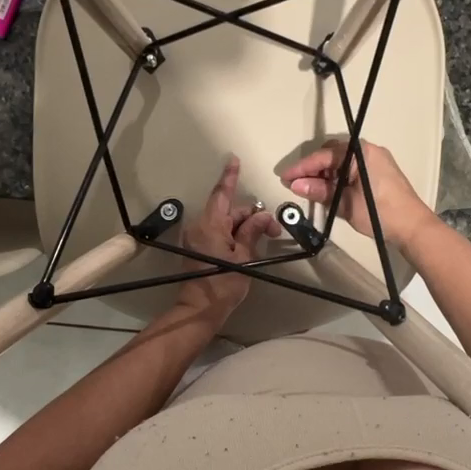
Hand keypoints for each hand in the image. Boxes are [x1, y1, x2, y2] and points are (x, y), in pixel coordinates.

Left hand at [174, 156, 280, 317]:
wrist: (201, 309)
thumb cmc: (223, 283)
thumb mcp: (244, 257)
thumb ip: (252, 232)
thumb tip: (261, 216)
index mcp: (210, 224)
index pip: (222, 194)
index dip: (230, 177)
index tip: (234, 160)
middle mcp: (200, 226)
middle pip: (229, 211)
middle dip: (251, 217)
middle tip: (274, 231)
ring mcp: (197, 237)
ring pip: (225, 223)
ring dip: (243, 228)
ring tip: (263, 239)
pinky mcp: (197, 248)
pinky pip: (218, 233)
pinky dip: (233, 235)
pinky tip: (248, 246)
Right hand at [278, 137, 434, 245]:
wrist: (413, 227)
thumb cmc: (379, 213)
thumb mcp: (345, 203)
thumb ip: (320, 190)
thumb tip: (296, 185)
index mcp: (361, 153)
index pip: (324, 156)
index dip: (302, 167)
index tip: (285, 177)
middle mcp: (369, 150)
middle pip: (333, 154)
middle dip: (313, 168)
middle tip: (297, 184)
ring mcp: (377, 160)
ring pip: (342, 162)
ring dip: (325, 174)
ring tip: (311, 190)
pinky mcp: (380, 172)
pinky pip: (353, 168)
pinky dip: (339, 177)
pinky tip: (330, 190)